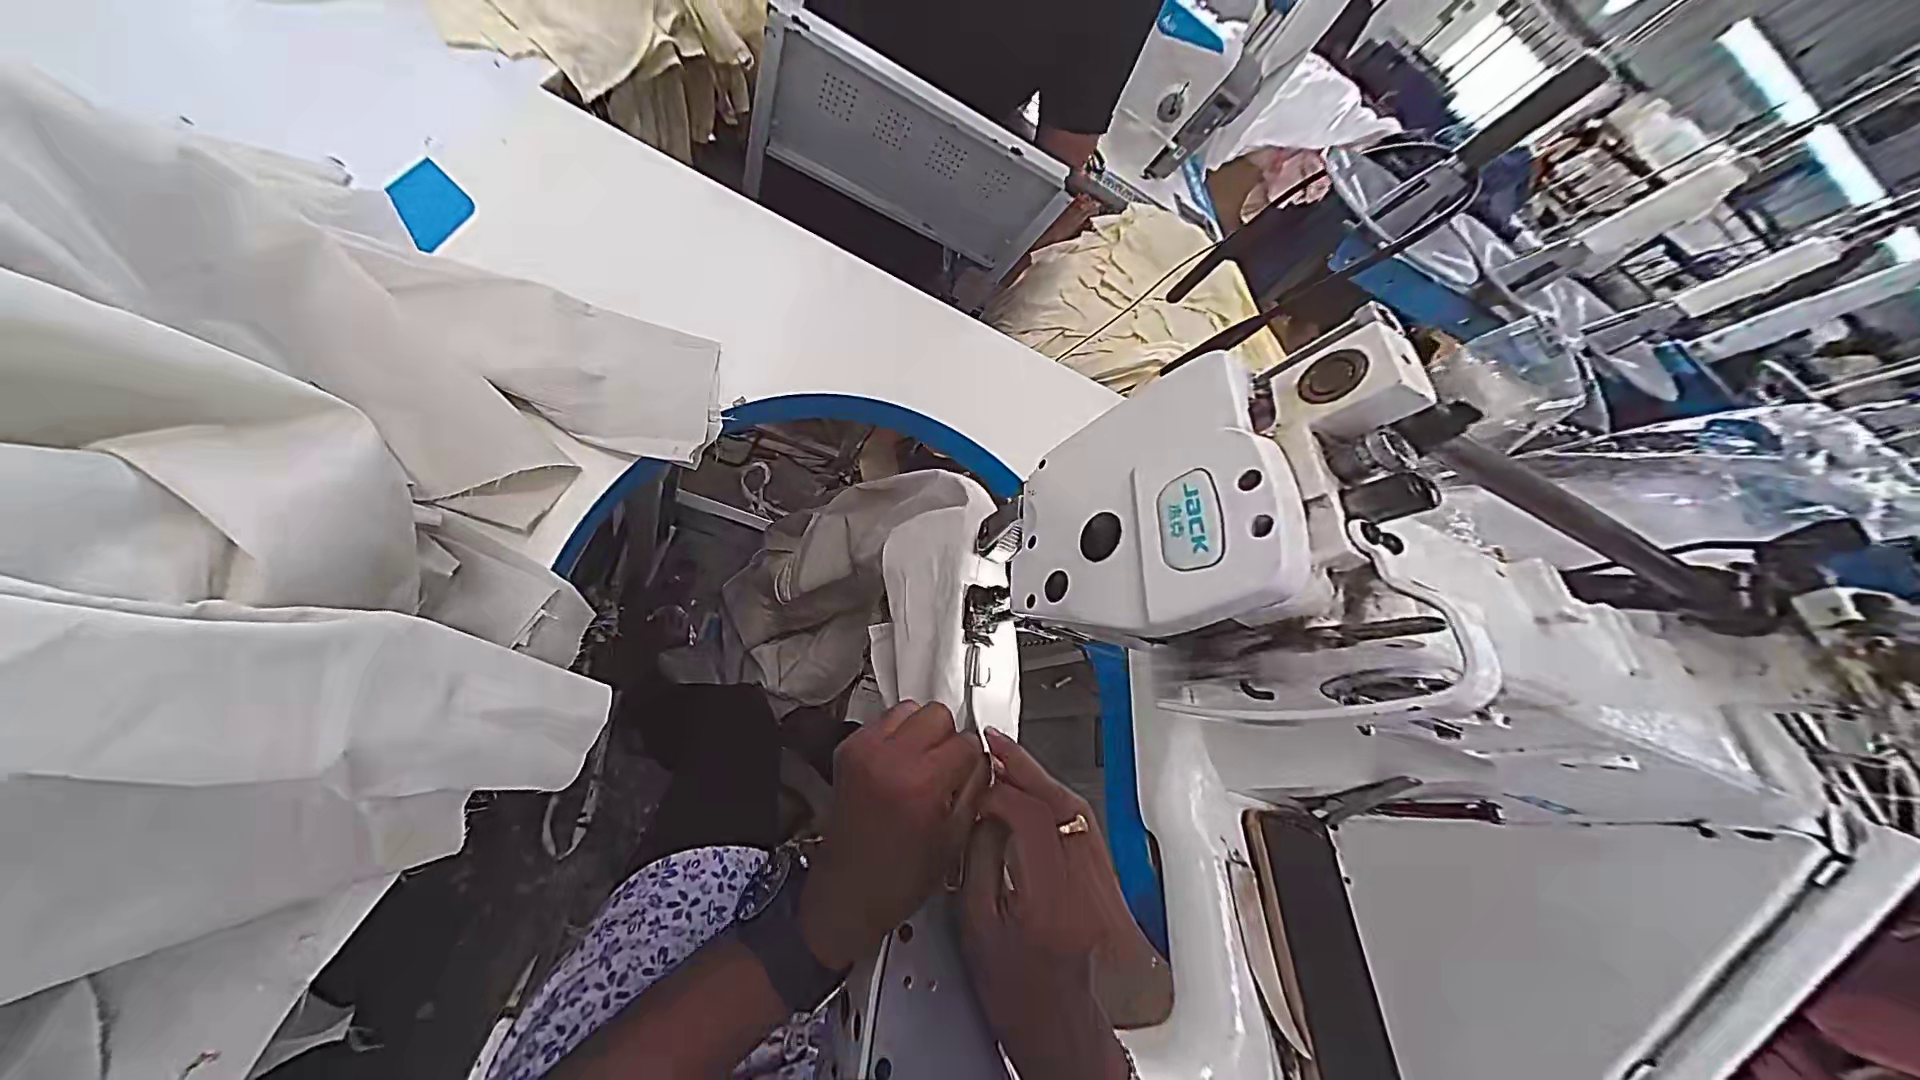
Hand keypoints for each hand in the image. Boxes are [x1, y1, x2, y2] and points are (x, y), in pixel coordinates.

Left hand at [798, 701, 987, 970]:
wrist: (847, 891)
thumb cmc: (896, 877)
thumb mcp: (953, 839)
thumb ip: (974, 789)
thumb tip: (982, 759)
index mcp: (922, 782)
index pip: (966, 741)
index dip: (973, 758)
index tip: (969, 769)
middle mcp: (890, 758)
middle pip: (937, 713)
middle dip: (948, 737)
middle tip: (945, 763)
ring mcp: (865, 751)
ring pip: (909, 709)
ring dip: (920, 730)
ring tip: (920, 761)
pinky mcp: (848, 750)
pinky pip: (883, 722)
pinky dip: (895, 736)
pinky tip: (898, 763)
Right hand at [981, 729, 1172, 1026]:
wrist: (1064, 1036)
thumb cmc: (1019, 999)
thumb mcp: (976, 928)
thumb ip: (978, 861)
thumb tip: (982, 814)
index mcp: (1048, 902)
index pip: (1030, 819)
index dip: (1000, 792)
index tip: (978, 786)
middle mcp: (1084, 889)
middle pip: (1059, 804)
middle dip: (1024, 767)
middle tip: (996, 745)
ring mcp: (1102, 887)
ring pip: (1076, 811)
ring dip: (1041, 779)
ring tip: (1012, 761)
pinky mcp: (1107, 886)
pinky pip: (1084, 827)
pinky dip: (1057, 801)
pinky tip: (1036, 793)